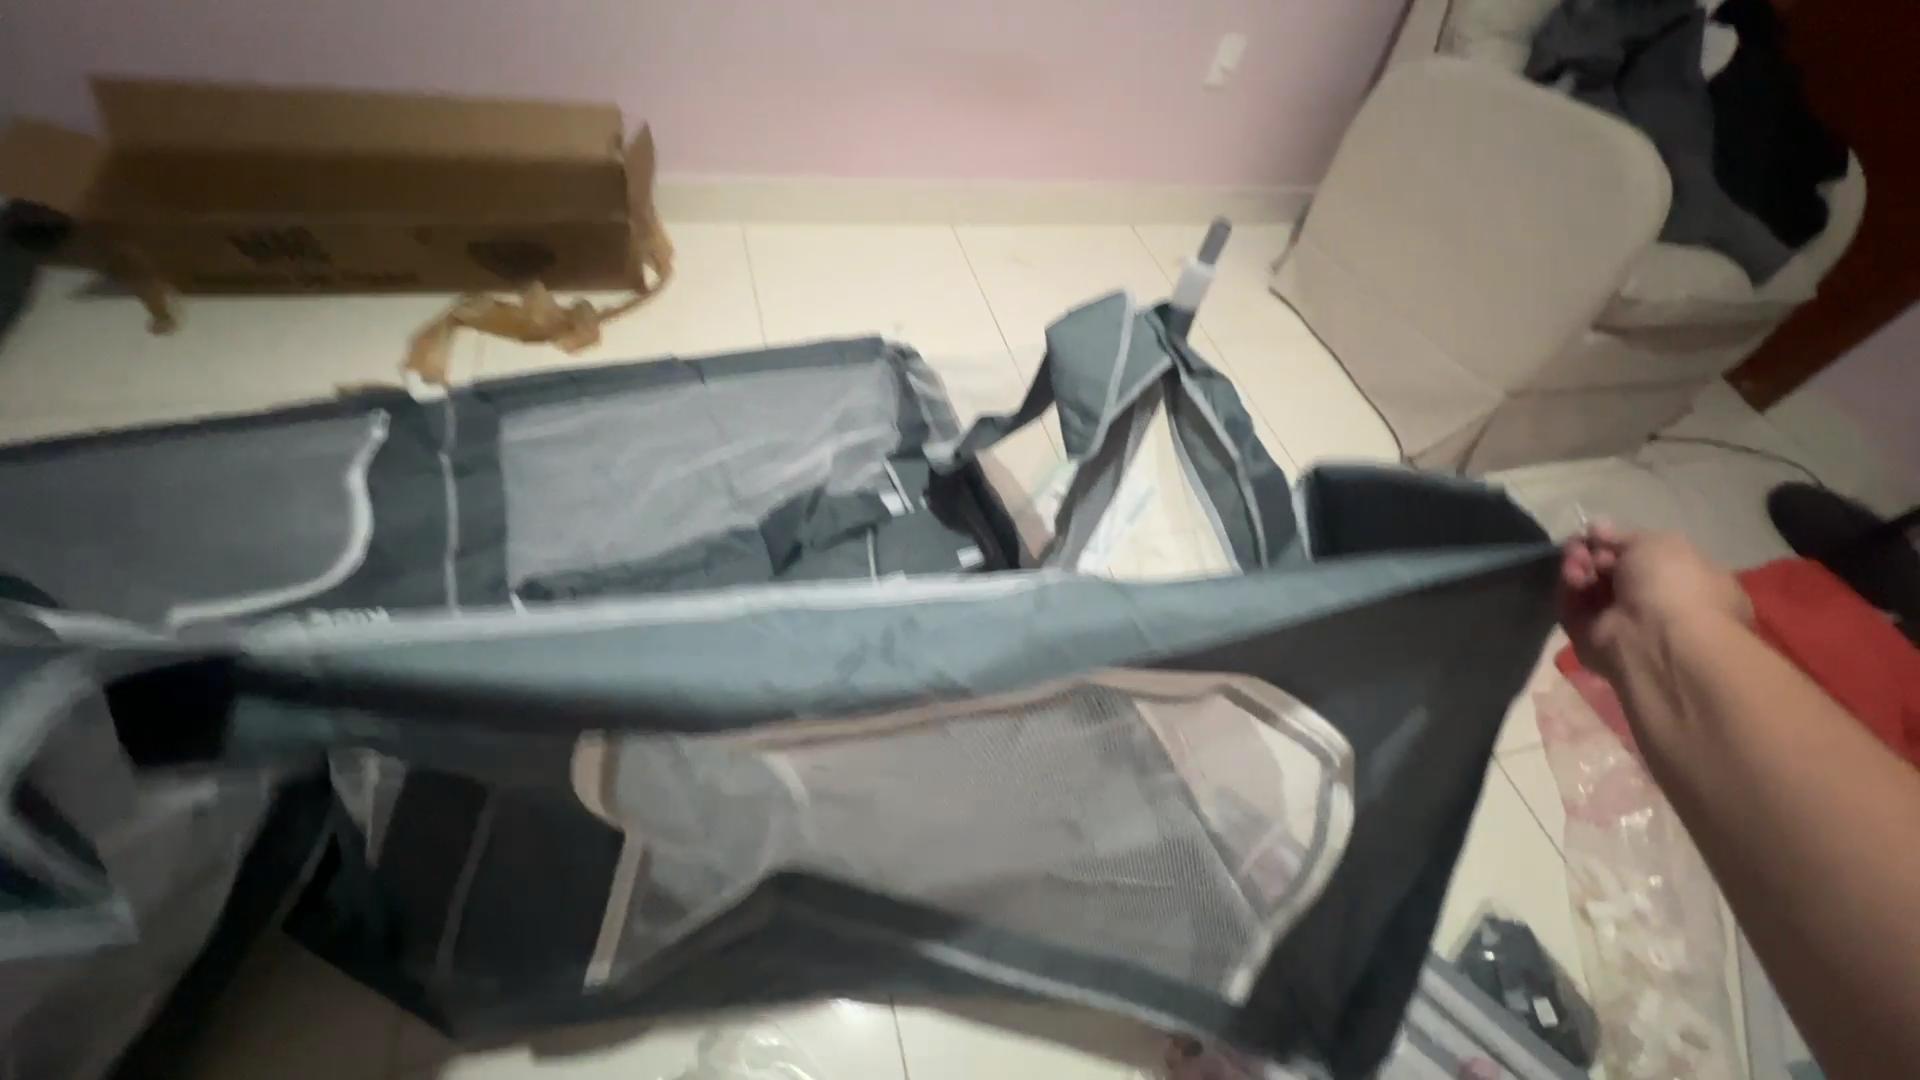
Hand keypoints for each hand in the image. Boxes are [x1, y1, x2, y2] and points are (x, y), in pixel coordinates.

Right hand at [1558, 525, 1751, 679]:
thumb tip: (1597, 527)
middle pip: (1610, 569)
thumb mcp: (1659, 542)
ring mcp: (1619, 619)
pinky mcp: (1588, 632)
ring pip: (1588, 584)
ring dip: (1577, 565)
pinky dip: (1568, 586)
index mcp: (1685, 581)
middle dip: (1593, 553)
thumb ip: (1623, 535)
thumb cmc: (1675, 586)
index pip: (1644, 558)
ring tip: (1575, 559)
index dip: (1619, 543)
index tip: (1601, 534)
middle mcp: (1652, 601)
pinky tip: (1571, 575)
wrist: (1656, 636)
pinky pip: (1572, 604)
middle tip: (1582, 545)